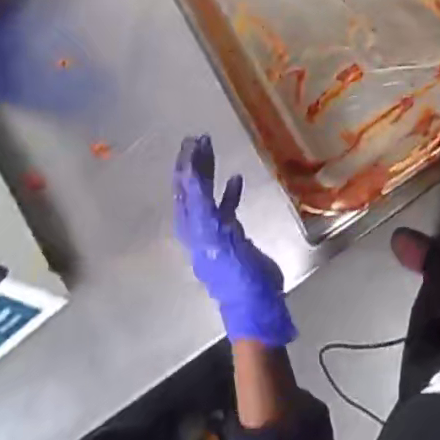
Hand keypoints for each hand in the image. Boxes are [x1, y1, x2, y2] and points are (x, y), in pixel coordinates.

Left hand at [173, 135, 295, 345]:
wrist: (255, 301)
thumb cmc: (236, 272)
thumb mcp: (217, 237)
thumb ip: (203, 206)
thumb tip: (189, 175)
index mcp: (191, 226)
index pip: (184, 188)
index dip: (186, 163)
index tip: (192, 140)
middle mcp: (197, 227)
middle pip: (191, 189)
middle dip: (194, 163)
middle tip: (199, 138)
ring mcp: (214, 232)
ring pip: (206, 195)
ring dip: (208, 173)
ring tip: (212, 149)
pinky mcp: (232, 237)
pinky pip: (226, 208)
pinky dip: (228, 193)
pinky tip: (236, 180)